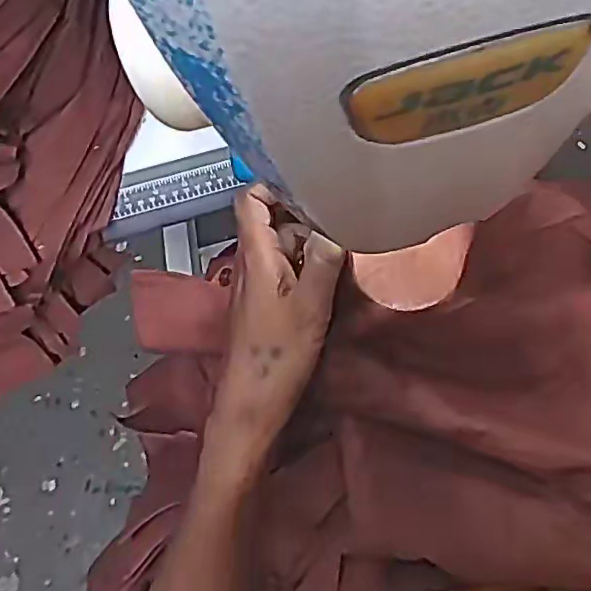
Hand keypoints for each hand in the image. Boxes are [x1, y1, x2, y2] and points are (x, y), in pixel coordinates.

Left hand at [206, 185, 345, 472]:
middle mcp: (252, 262)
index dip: (275, 186)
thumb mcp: (311, 305)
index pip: (250, 199)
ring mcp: (258, 282)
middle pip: (273, 220)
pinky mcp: (266, 302)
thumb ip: (324, 260)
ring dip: (310, 245)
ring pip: (283, 246)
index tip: (311, 189)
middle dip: (306, 219)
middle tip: (339, 228)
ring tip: (340, 254)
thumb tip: (337, 223)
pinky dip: (307, 267)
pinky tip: (329, 280)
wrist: (252, 404)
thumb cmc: (277, 355)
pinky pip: (286, 269)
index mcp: (255, 255)